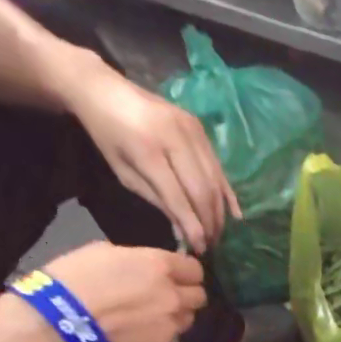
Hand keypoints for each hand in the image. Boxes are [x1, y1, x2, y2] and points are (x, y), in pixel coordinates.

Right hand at [41, 242, 207, 341]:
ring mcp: (170, 326)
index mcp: (161, 266)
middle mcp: (174, 296)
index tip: (176, 275)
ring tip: (153, 318)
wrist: (63, 322)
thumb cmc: (77, 278)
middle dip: (186, 295)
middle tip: (167, 297)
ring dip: (176, 317)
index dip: (186, 272)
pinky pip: (170, 340)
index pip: (196, 270)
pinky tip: (139, 335)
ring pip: (188, 320)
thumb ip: (139, 260)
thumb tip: (148, 269)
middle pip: (199, 297)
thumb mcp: (108, 252)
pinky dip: (159, 337)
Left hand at [65, 65, 240, 253]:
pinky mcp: (200, 127)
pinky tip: (235, 213)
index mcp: (149, 151)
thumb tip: (184, 233)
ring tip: (217, 234)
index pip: (179, 198)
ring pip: (214, 180)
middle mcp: (175, 138)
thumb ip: (157, 202)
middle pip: (202, 190)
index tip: (199, 250)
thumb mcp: (125, 175)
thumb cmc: (108, 137)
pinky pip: (217, 165)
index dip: (192, 228)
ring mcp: (191, 129)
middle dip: (209, 223)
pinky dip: (226, 191)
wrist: (105, 90)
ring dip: (219, 211)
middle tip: (211, 245)